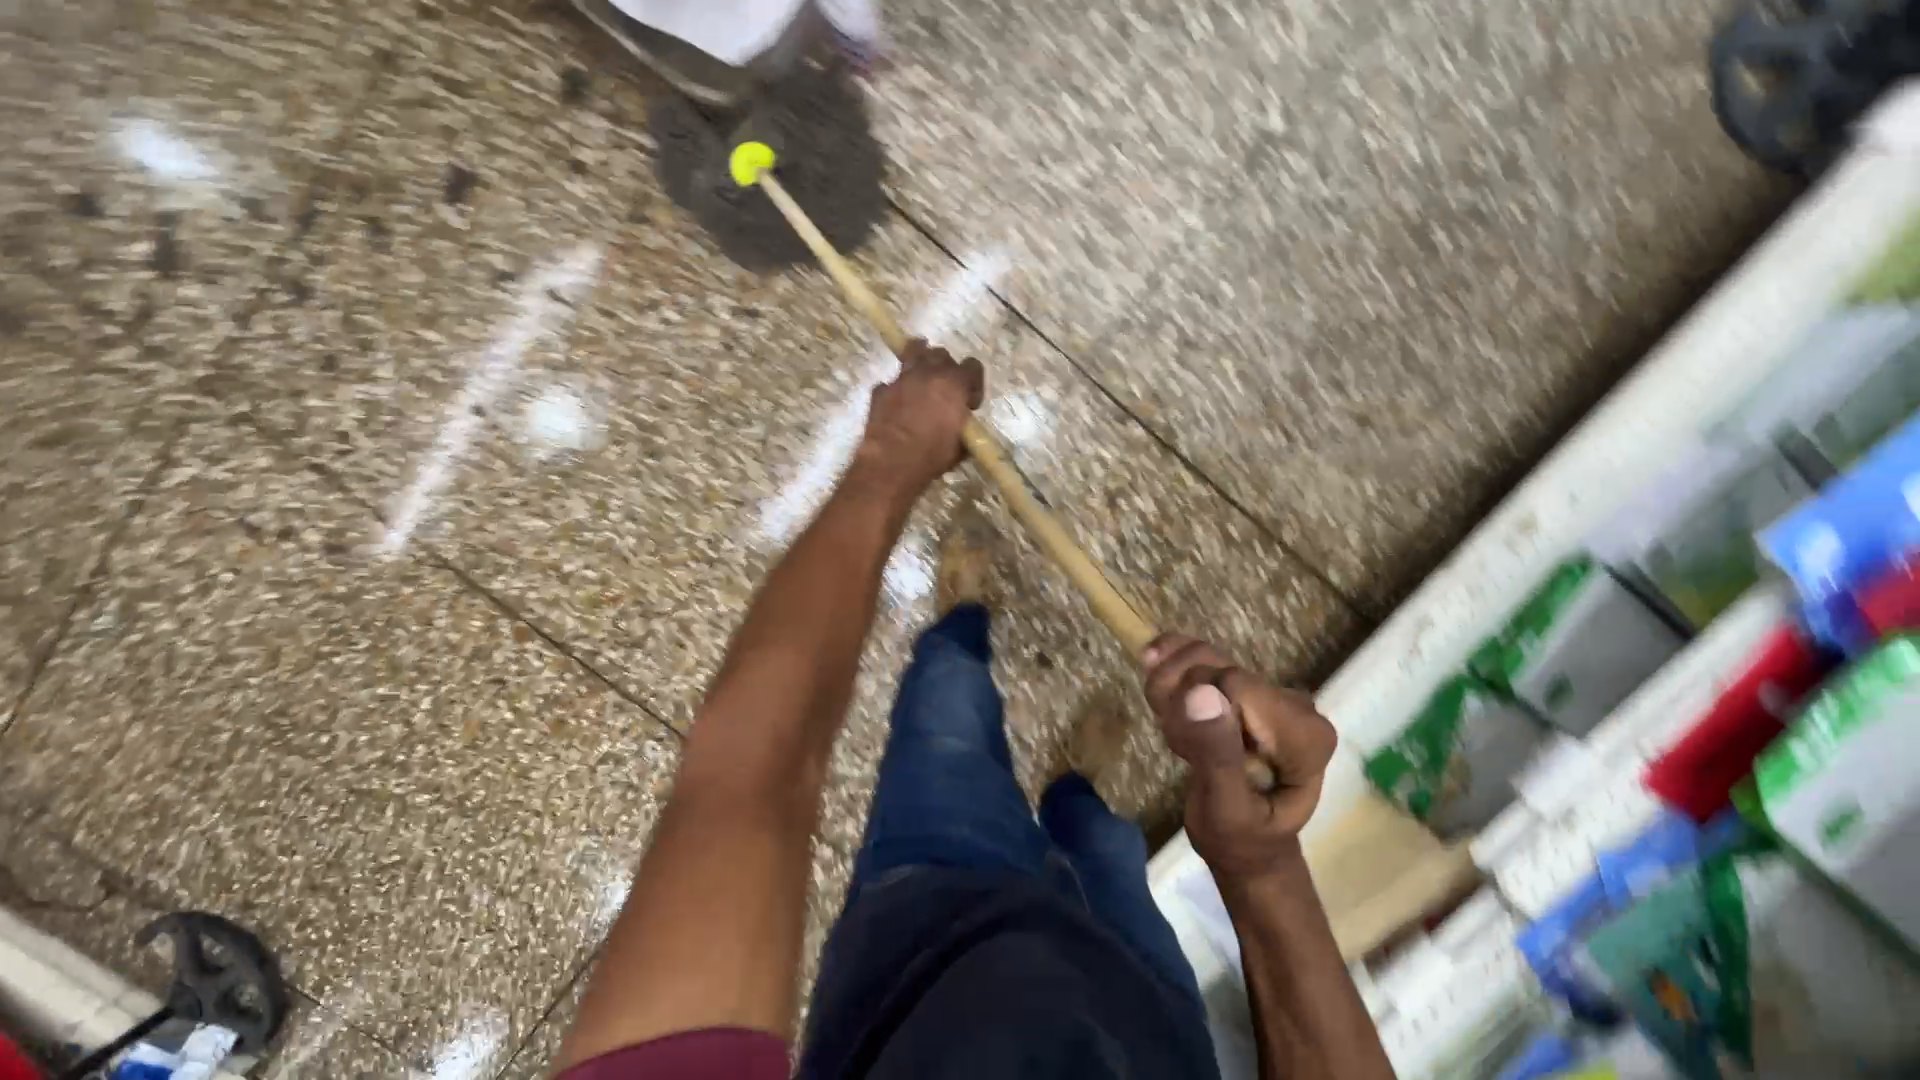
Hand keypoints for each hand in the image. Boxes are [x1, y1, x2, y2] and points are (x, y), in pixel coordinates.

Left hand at [852, 339, 983, 497]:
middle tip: (944, 391)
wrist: (891, 462)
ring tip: (921, 378)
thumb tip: (961, 424)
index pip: (973, 366)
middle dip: (946, 370)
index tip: (969, 403)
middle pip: (942, 355)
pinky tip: (897, 404)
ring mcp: (902, 378)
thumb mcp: (960, 444)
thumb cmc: (932, 456)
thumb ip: (963, 424)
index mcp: (954, 384)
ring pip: (913, 352)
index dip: (973, 384)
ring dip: (920, 362)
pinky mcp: (881, 389)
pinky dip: (897, 389)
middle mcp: (929, 373)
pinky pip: (892, 381)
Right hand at [1142, 635, 1337, 885]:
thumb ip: (1216, 754)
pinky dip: (1170, 683)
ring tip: (1184, 742)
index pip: (1231, 683)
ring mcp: (1270, 692)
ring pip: (1196, 656)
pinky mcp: (1247, 688)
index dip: (1196, 711)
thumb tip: (1200, 693)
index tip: (1190, 755)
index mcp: (1305, 732)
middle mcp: (1295, 702)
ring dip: (1171, 697)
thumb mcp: (1225, 812)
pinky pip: (1193, 658)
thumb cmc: (1239, 840)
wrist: (1245, 849)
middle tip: (1185, 752)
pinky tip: (1176, 714)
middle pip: (1210, 664)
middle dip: (1179, 703)